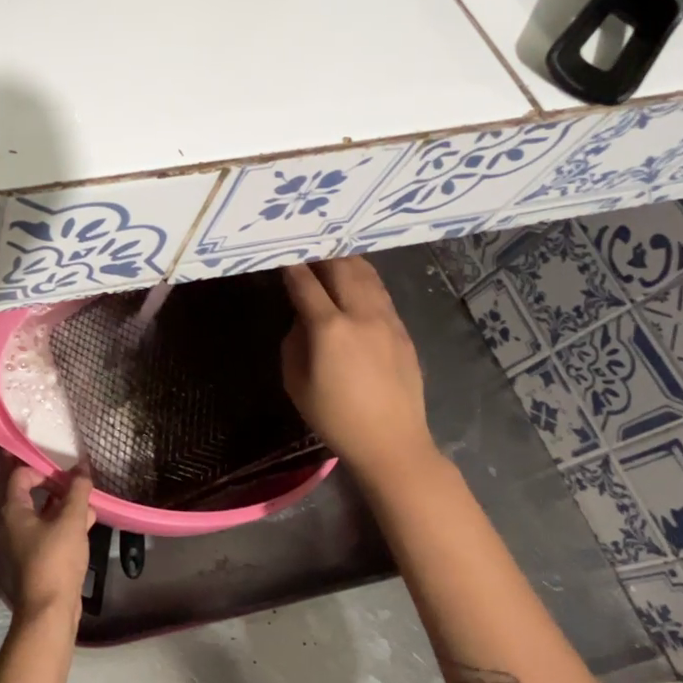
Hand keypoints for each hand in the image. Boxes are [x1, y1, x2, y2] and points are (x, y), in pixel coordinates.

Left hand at [0, 466, 95, 620]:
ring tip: (91, 503)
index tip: (66, 472)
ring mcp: (25, 542)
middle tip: (82, 485)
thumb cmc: (56, 559)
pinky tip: (89, 523)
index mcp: (14, 511)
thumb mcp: (71, 521)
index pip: (20, 476)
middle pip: (34, 494)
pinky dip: (67, 525)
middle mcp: (14, 524)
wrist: (50, 608)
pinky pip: (52, 532)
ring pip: (46, 515)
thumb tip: (82, 467)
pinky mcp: (38, 558)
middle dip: (59, 488)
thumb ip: (77, 491)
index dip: (43, 469)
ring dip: (67, 507)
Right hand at [281, 257, 438, 476]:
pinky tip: (356, 279)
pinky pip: (381, 293)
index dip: (291, 266)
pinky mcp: (402, 330)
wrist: (391, 441)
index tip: (280, 252)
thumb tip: (303, 319)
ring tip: (332, 251)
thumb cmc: (334, 417)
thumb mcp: (296, 382)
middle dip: (323, 252)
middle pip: (342, 268)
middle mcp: (362, 315)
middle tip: (308, 242)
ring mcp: (387, 320)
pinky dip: (365, 279)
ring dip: (347, 260)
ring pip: (367, 276)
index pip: (305, 284)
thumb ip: (294, 342)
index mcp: (330, 329)